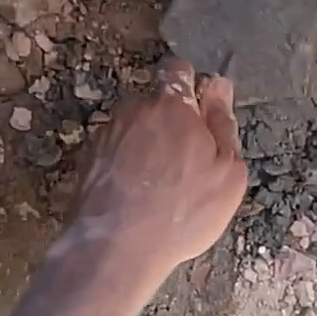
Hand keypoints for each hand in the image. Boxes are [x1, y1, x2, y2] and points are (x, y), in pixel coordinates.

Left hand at [65, 58, 246, 276]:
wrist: (117, 245)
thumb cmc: (182, 212)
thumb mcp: (227, 175)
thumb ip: (224, 126)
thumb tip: (219, 88)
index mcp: (174, 106)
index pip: (178, 71)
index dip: (189, 86)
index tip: (199, 114)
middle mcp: (136, 109)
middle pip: (157, 105)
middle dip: (170, 126)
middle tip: (186, 167)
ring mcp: (108, 132)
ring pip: (136, 131)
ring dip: (148, 149)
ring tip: (160, 190)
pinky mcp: (89, 158)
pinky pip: (116, 153)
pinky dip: (127, 168)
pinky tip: (138, 199)